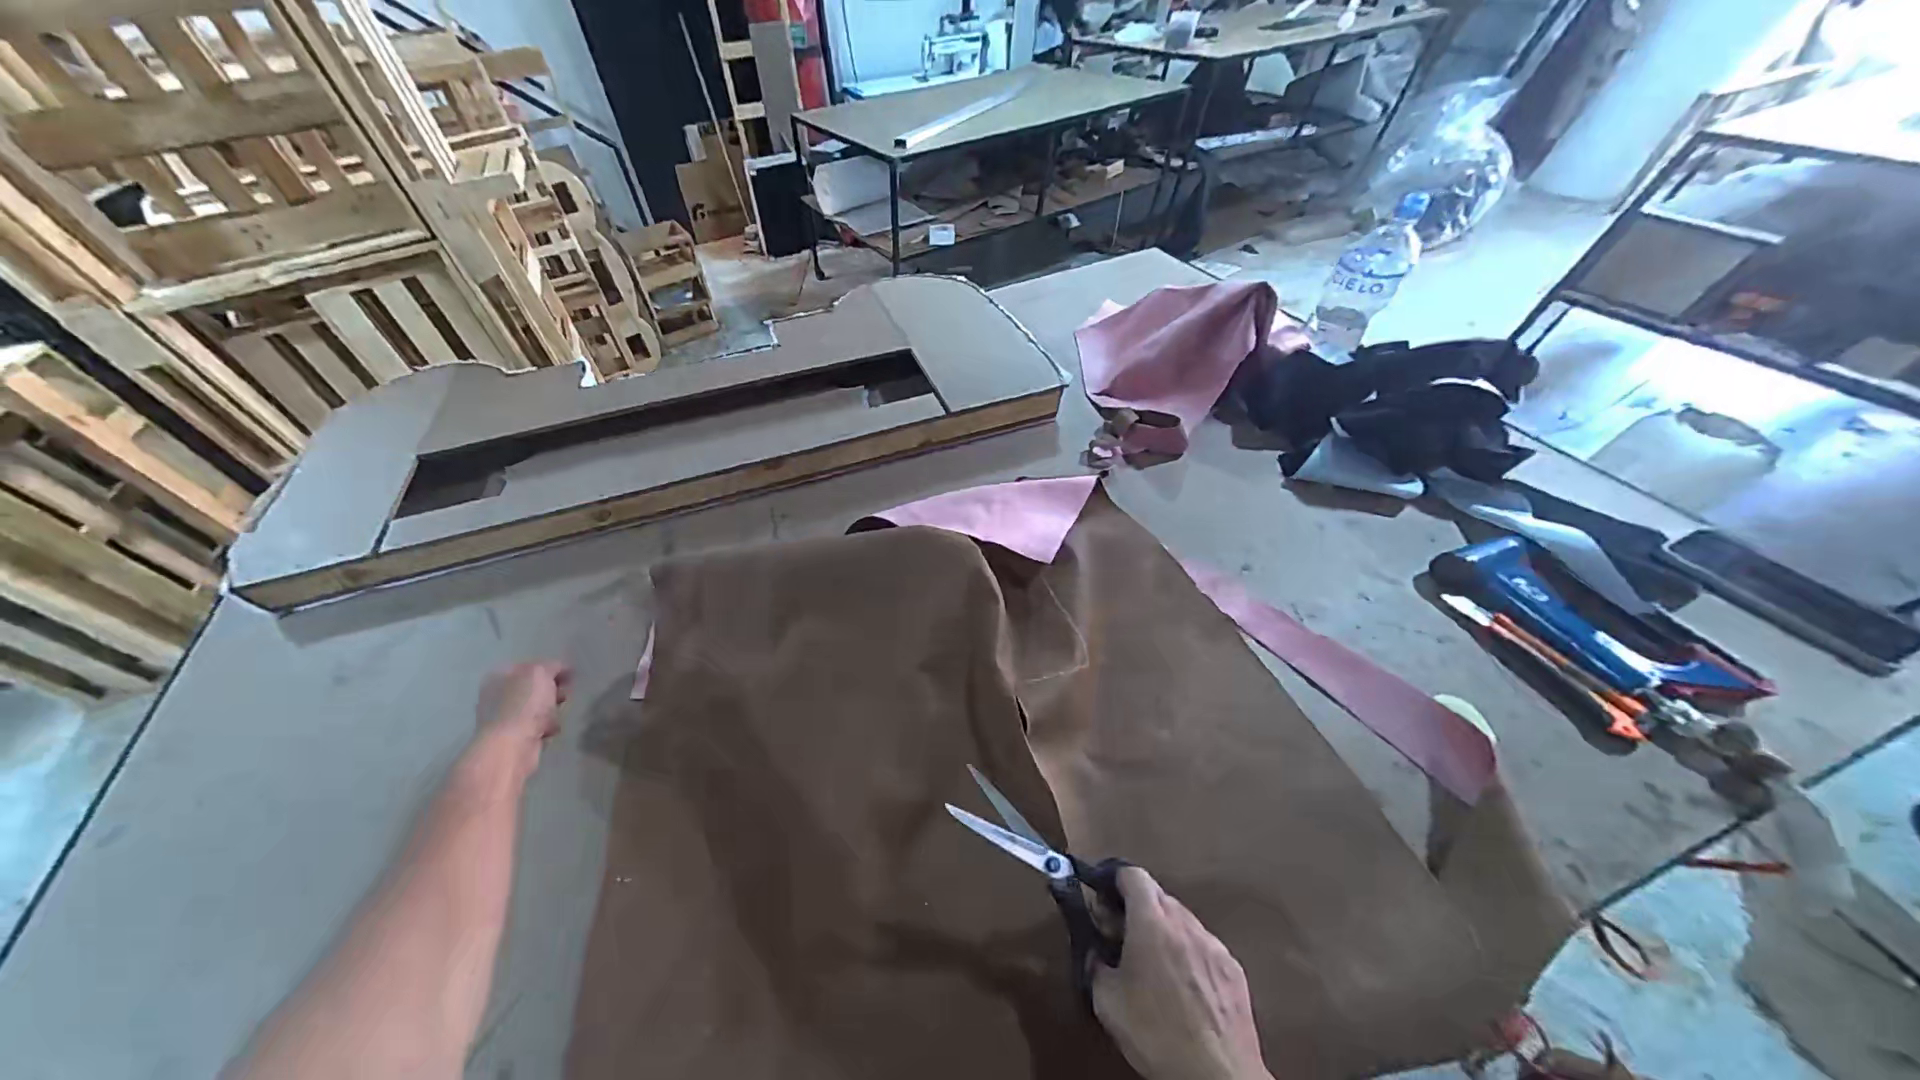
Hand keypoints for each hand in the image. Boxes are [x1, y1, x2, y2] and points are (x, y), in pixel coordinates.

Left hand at [476, 661, 571, 745]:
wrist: (512, 747)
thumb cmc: (524, 704)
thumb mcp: (540, 672)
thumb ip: (551, 666)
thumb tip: (560, 670)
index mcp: (499, 676)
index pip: (531, 666)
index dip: (552, 669)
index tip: (569, 677)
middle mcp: (497, 695)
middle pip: (536, 688)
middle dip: (554, 691)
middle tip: (563, 697)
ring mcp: (504, 718)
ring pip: (539, 708)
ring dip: (552, 710)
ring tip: (557, 716)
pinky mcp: (513, 737)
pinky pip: (538, 726)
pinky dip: (547, 727)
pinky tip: (549, 731)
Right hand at [1092, 868, 1270, 1079]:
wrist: (1218, 1077)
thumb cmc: (1156, 1034)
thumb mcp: (1107, 1001)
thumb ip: (1094, 962)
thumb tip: (1094, 948)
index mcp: (1152, 922)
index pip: (1132, 874)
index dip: (1113, 880)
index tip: (1101, 899)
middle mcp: (1185, 923)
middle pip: (1157, 894)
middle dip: (1135, 906)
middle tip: (1119, 936)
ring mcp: (1214, 944)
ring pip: (1181, 919)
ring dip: (1162, 928)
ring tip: (1151, 964)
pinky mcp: (1234, 969)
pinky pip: (1203, 944)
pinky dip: (1187, 951)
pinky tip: (1182, 985)